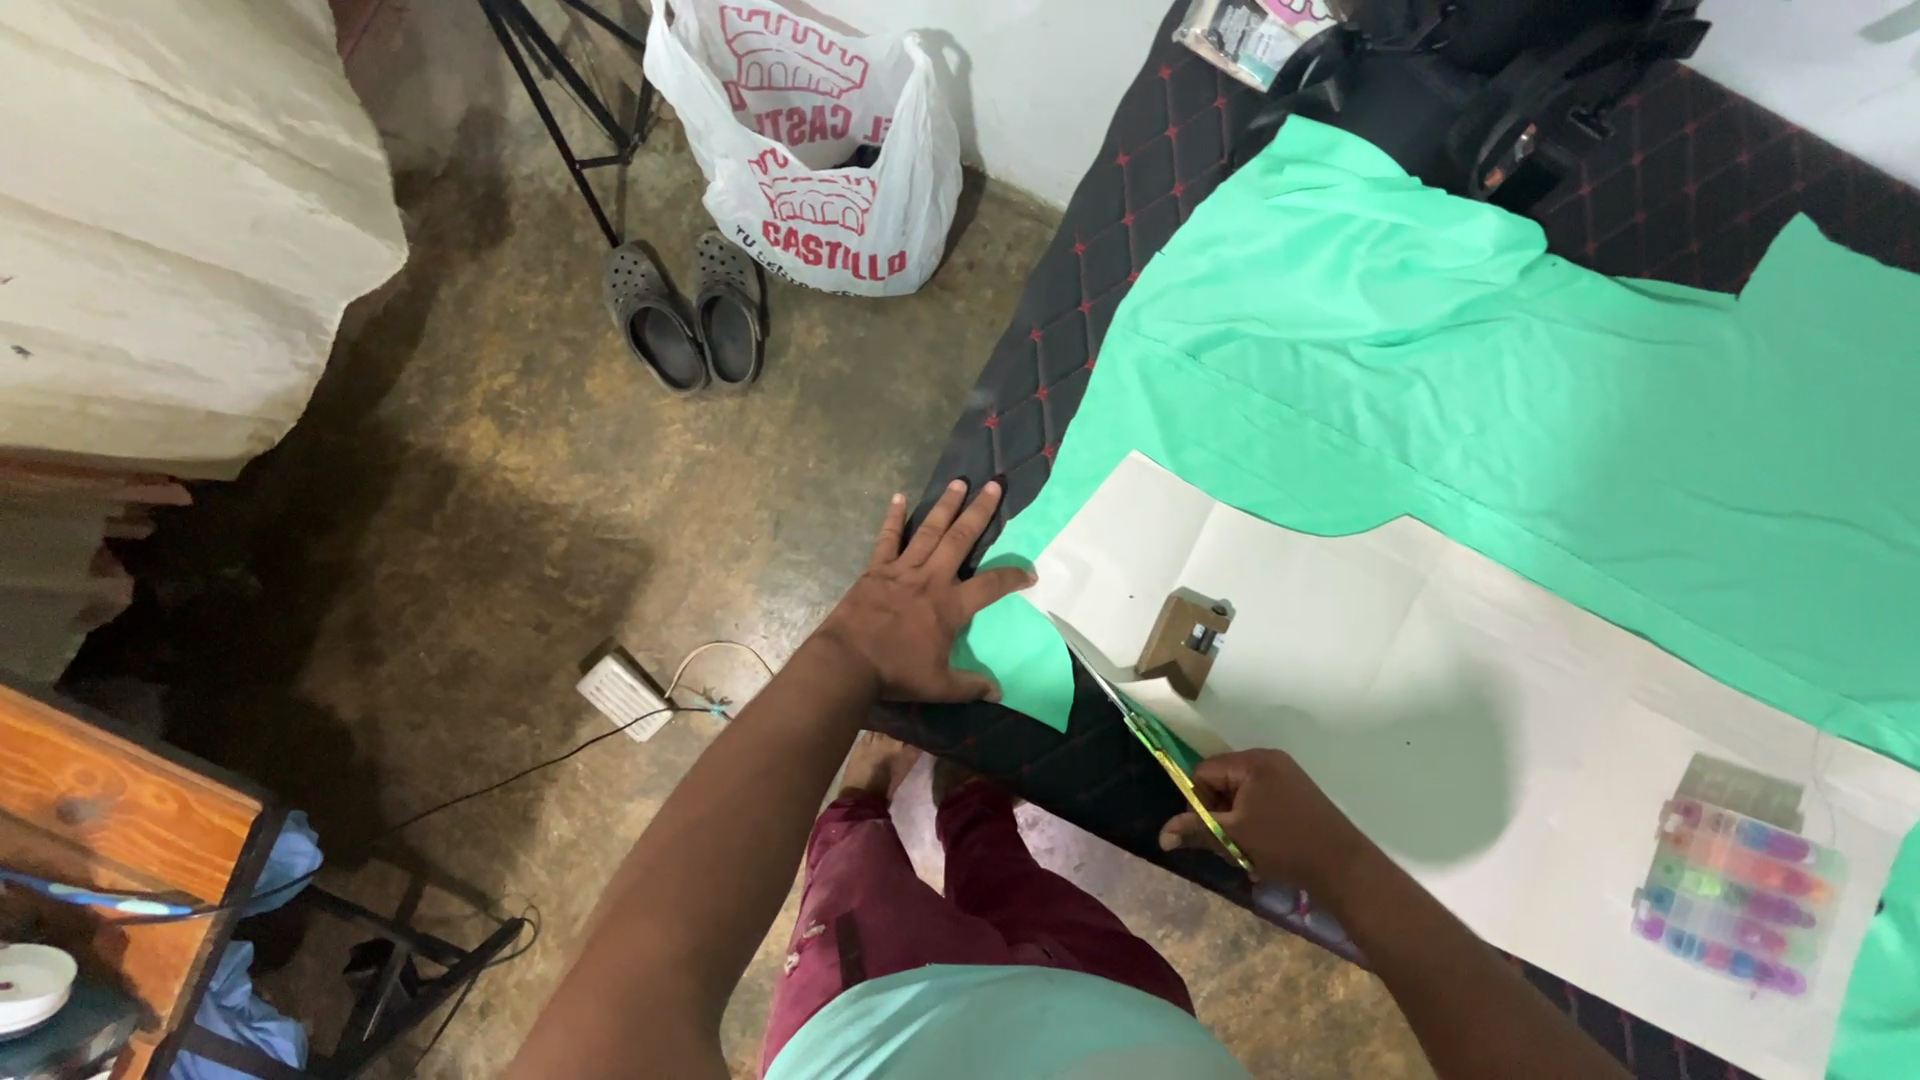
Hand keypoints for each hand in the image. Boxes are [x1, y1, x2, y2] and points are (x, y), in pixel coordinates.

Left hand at [815, 480, 1033, 702]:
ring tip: (959, 481)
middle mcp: (930, 579)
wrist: (847, 662)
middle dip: (979, 512)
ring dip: (946, 506)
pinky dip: (893, 518)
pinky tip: (899, 497)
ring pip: (929, 531)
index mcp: (949, 606)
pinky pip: (887, 539)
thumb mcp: (939, 686)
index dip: (1012, 577)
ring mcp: (902, 570)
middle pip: (961, 539)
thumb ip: (970, 686)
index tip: (1029, 573)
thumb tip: (998, 692)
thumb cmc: (895, 673)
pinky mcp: (876, 569)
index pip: (991, 585)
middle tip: (993, 486)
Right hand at [1159, 749, 1374, 893]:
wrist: (1345, 867)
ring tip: (1248, 850)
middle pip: (1222, 781)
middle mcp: (1268, 759)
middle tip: (1230, 844)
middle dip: (1219, 814)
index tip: (1210, 831)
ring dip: (1236, 821)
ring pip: (1241, 794)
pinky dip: (1254, 821)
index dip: (1199, 803)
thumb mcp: (1233, 838)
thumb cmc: (1284, 845)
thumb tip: (1161, 836)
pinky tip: (1264, 846)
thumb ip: (1194, 830)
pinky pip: (1260, 799)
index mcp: (1252, 762)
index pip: (1204, 772)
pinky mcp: (1298, 792)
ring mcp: (1286, 775)